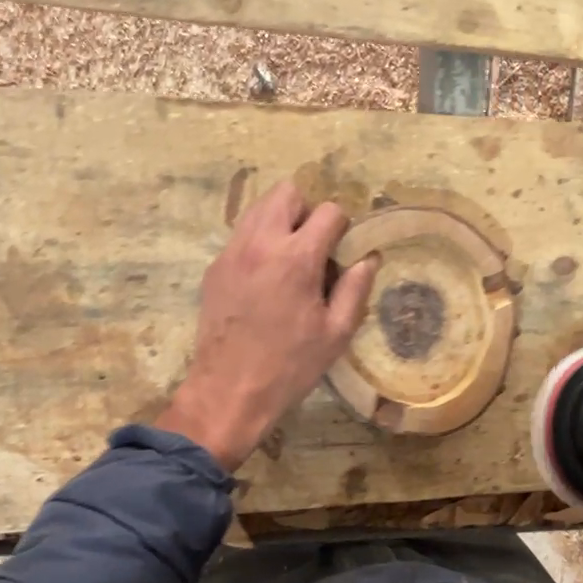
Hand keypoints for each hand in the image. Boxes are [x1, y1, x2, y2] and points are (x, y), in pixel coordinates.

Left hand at [154, 180, 378, 471]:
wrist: (230, 390)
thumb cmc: (290, 366)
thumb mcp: (336, 334)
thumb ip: (355, 289)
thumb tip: (368, 259)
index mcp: (297, 257)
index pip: (328, 211)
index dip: (342, 229)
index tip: (342, 254)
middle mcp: (261, 242)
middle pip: (287, 192)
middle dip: (307, 212)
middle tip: (315, 248)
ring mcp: (232, 252)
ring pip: (259, 207)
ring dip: (280, 221)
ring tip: (290, 260)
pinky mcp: (215, 267)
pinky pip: (241, 235)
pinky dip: (258, 243)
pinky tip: (265, 280)